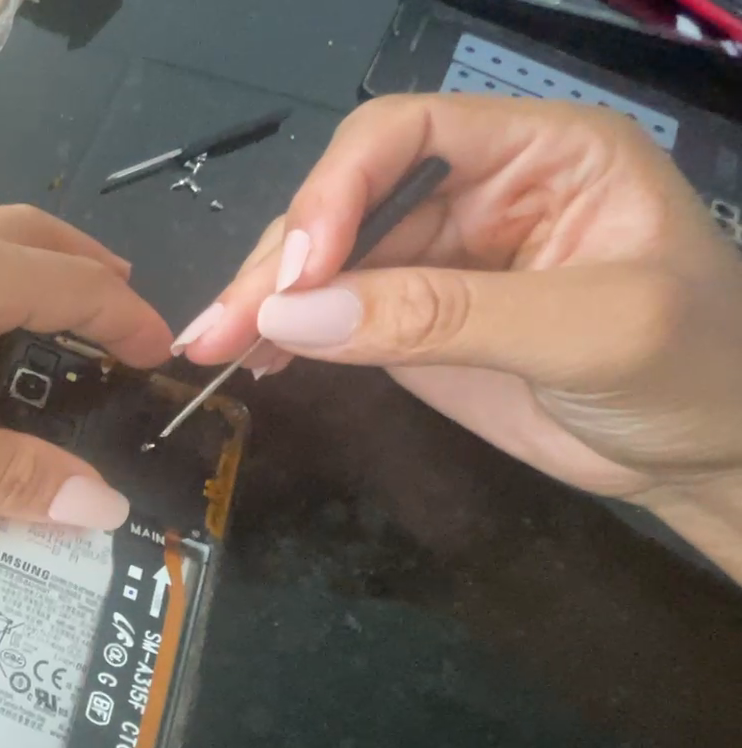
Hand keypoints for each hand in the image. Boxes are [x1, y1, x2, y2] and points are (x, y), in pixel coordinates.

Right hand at [172, 95, 741, 550]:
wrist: (694, 449)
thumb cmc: (689, 372)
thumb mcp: (587, 332)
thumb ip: (439, 315)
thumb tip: (289, 316)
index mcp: (535, 157)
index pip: (400, 138)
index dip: (333, 195)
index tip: (297, 277)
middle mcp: (466, 196)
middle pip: (335, 206)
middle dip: (273, 269)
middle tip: (218, 335)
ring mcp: (423, 261)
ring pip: (311, 265)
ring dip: (255, 306)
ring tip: (213, 353)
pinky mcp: (393, 317)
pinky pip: (314, 314)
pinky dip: (273, 335)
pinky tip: (249, 361)